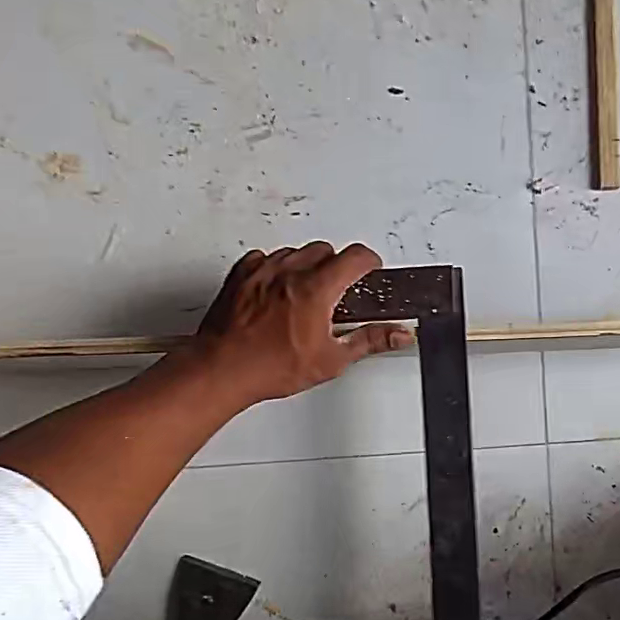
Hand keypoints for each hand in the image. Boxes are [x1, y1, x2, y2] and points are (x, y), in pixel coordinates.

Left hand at [184, 242, 413, 405]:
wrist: (222, 370)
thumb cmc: (268, 366)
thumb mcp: (331, 359)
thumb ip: (369, 340)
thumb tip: (397, 334)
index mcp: (315, 289)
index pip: (355, 257)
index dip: (369, 262)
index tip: (371, 269)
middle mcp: (288, 272)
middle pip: (325, 250)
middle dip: (337, 267)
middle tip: (339, 291)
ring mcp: (262, 271)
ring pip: (295, 252)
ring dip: (307, 266)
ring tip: (308, 294)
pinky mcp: (241, 276)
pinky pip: (265, 259)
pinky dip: (276, 269)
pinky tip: (279, 292)